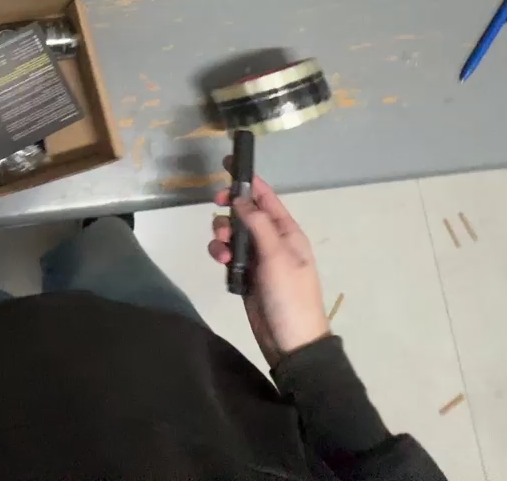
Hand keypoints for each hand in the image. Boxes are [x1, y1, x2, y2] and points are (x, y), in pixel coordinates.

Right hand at [209, 168, 329, 365]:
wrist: (290, 342)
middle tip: (216, 206)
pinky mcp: (244, 273)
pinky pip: (227, 252)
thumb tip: (241, 198)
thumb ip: (258, 224)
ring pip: (231, 232)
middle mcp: (271, 240)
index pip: (265, 197)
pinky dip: (220, 253)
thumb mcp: (277, 256)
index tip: (227, 164)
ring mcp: (257, 257)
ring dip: (222, 235)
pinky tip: (221, 262)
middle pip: (244, 211)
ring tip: (222, 250)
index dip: (247, 180)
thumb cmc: (290, 295)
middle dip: (228, 209)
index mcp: (287, 232)